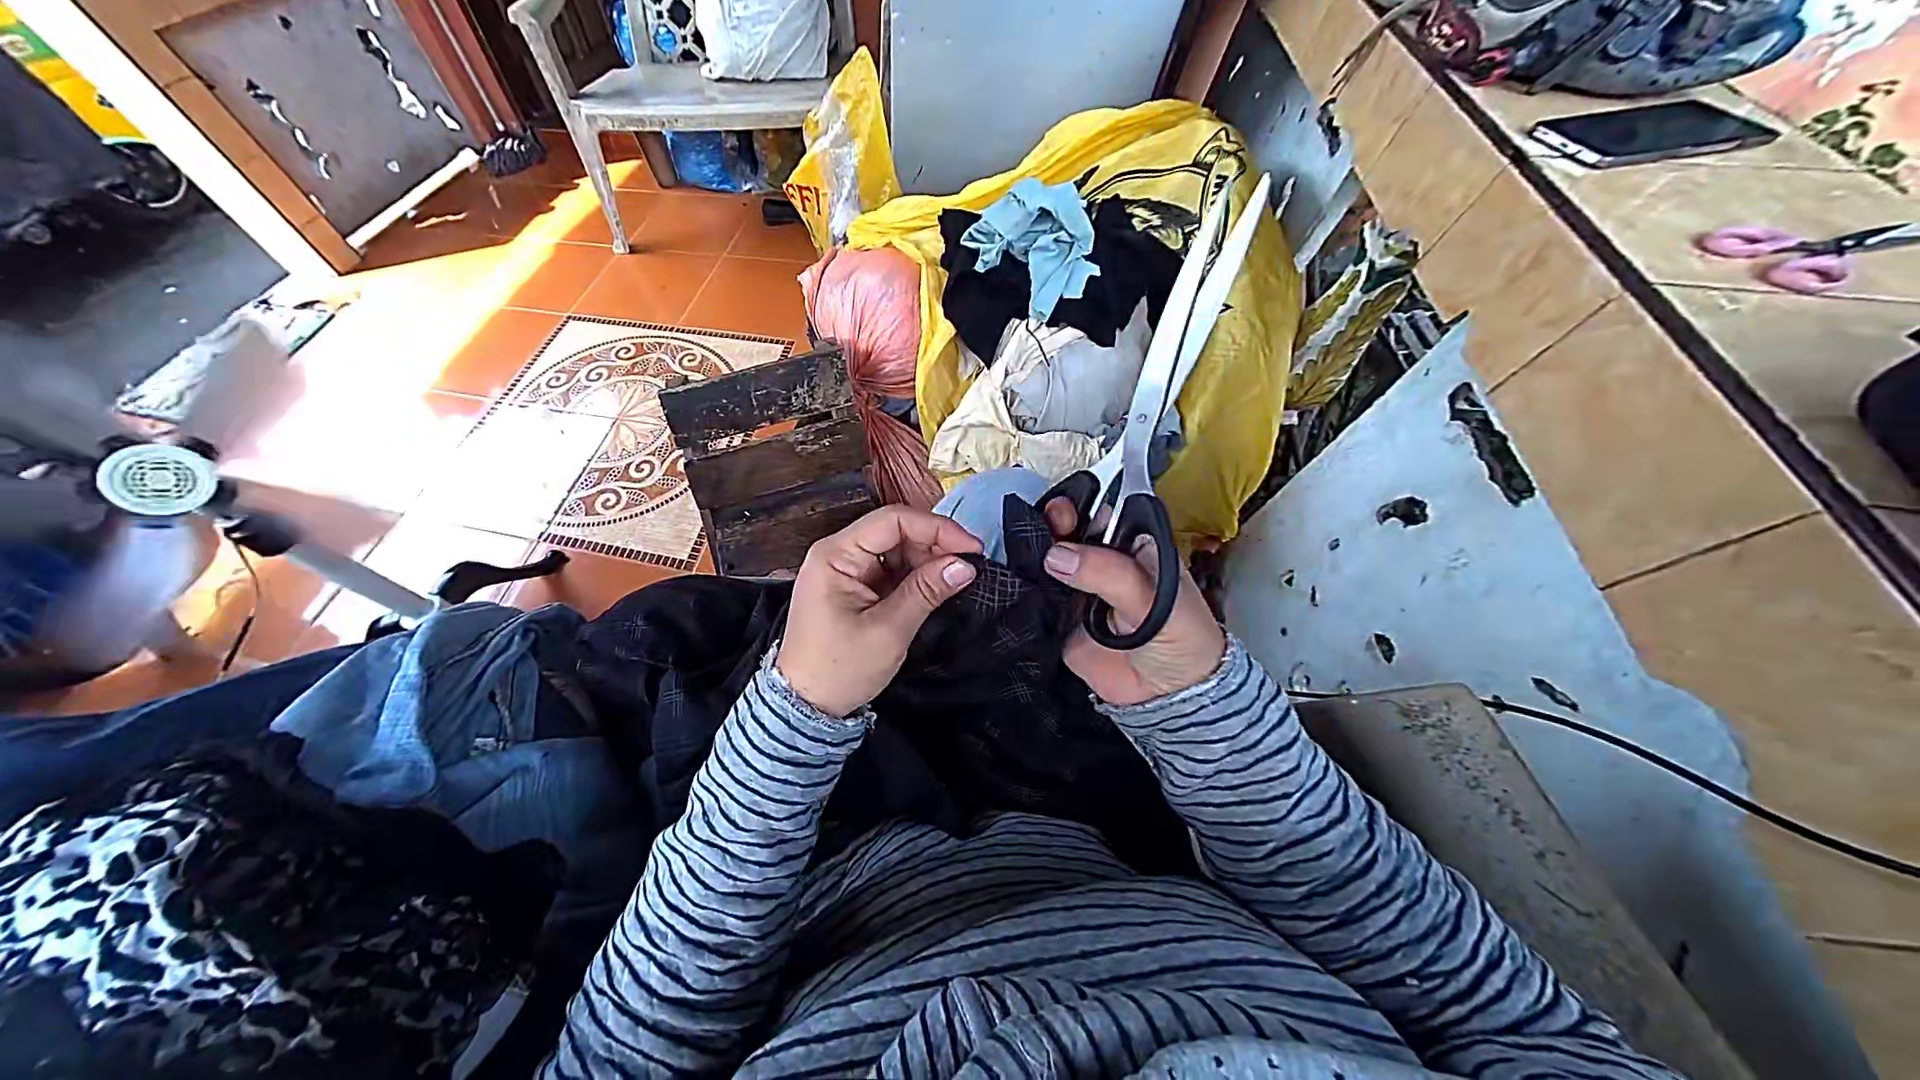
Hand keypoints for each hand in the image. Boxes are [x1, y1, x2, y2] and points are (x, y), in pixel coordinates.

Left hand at [777, 506, 982, 716]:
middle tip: (968, 567)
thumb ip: (926, 591)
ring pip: (895, 548)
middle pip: (895, 530)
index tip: (972, 548)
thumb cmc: (840, 670)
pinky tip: (935, 587)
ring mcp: (844, 569)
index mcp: (835, 555)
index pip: (892, 520)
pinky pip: (889, 568)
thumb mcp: (889, 631)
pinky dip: (914, 576)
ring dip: (927, 560)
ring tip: (954, 580)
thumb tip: (966, 564)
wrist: (805, 706)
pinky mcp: (853, 586)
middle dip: (934, 544)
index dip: (937, 528)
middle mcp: (837, 553)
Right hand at [1041, 498, 1225, 706]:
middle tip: (1046, 526)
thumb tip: (1057, 556)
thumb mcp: (1154, 599)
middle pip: (1071, 537)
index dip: (1083, 509)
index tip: (1063, 510)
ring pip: (1050, 566)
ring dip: (1035, 556)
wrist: (1170, 696)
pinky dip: (1025, 591)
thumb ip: (1108, 574)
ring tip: (1026, 550)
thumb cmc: (1182, 637)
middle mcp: (1104, 565)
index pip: (1104, 517)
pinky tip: (1015, 579)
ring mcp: (1080, 592)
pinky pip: (1038, 601)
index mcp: (1134, 549)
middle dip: (1054, 527)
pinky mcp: (1061, 621)